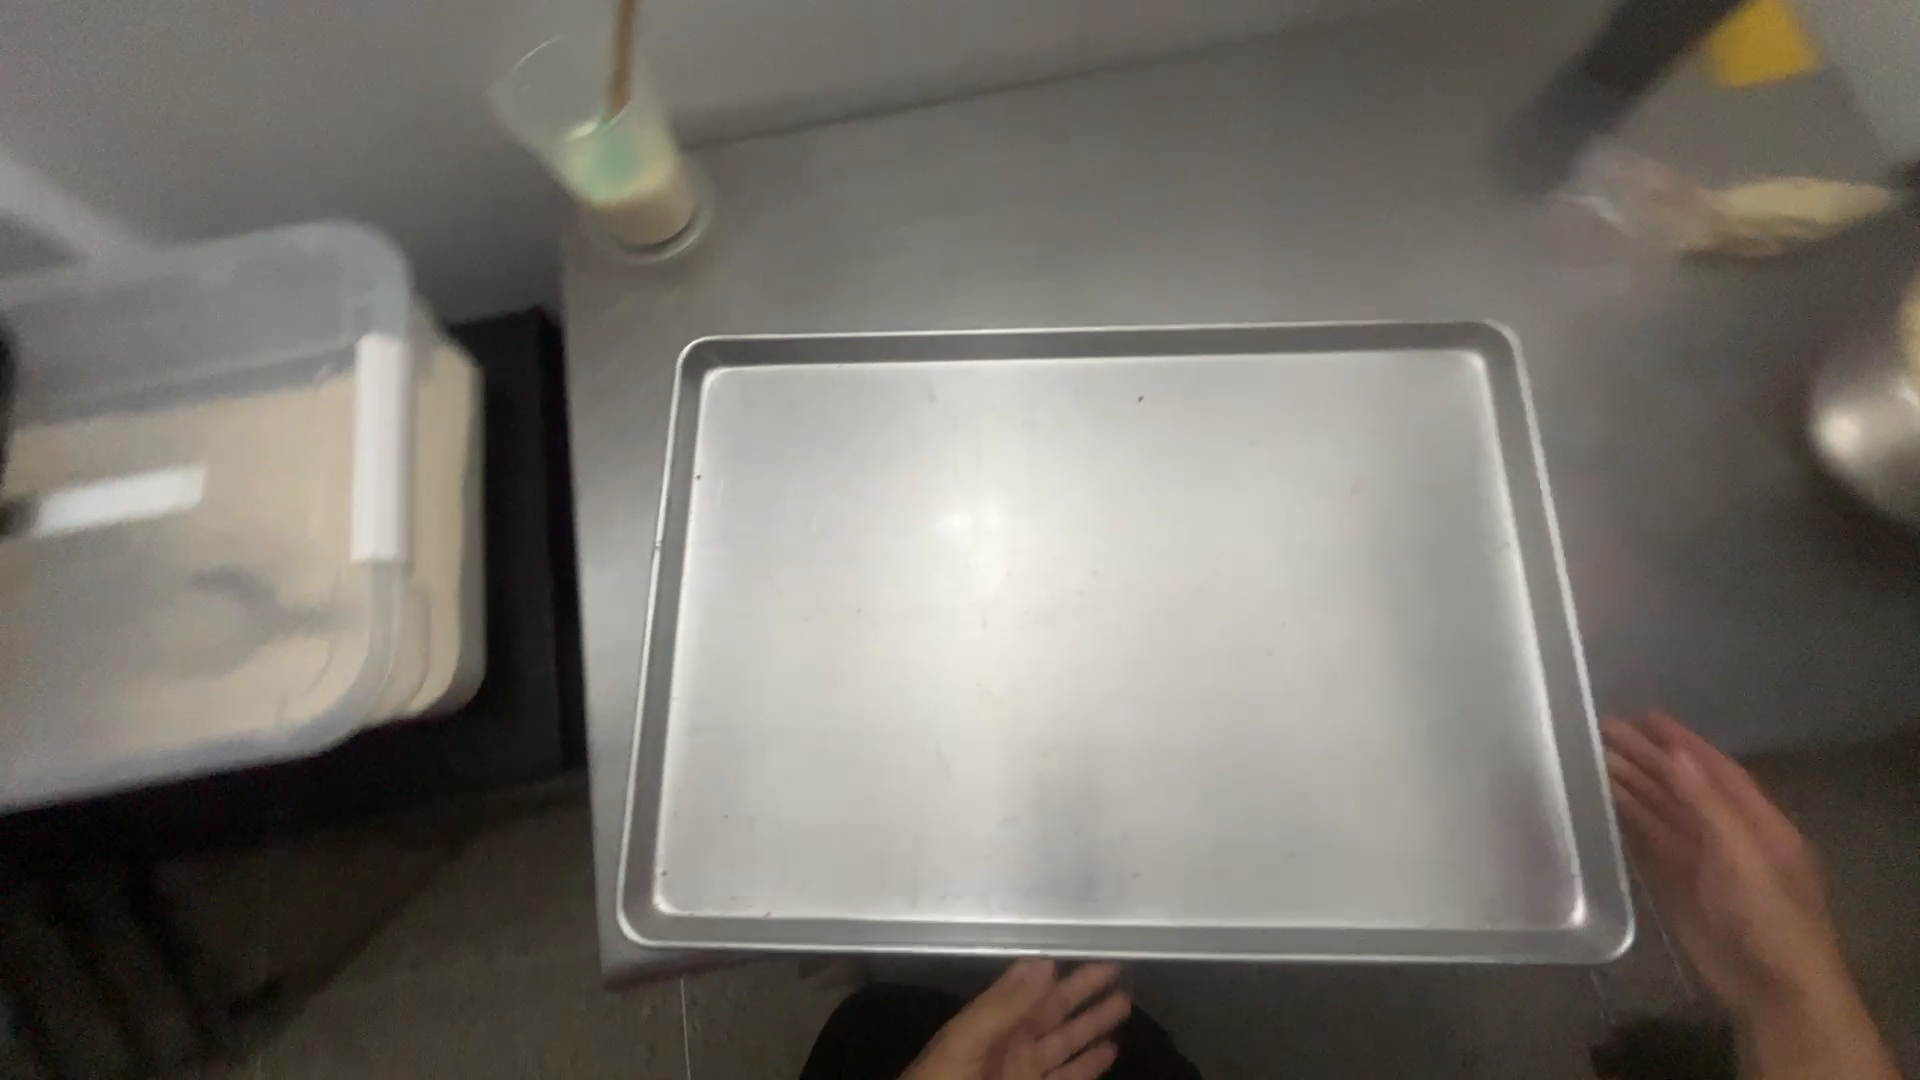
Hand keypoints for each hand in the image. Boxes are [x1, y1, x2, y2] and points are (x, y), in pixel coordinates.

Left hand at [901, 959, 1130, 1079]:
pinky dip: (1088, 1066)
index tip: (1094, 954)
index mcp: (996, 1020)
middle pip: (1058, 1013)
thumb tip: (1045, 962)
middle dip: (1086, 994)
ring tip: (1123, 1005)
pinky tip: (1109, 1051)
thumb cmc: (942, 1078)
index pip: (1037, 989)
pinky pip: (1067, 1079)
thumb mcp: (967, 1037)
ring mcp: (1026, 1072)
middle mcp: (1014, 1042)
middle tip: (1119, 972)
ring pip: (1068, 1044)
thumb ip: (1005, 1003)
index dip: (1065, 974)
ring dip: (1094, 1026)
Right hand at [1601, 711, 1845, 1018]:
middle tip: (1599, 729)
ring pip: (1658, 808)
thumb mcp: (1742, 854)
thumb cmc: (1765, 916)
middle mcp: (1727, 834)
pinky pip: (1643, 835)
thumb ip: (1707, 803)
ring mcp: (1699, 857)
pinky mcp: (1673, 878)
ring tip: (1588, 755)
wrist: (1770, 987)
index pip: (1715, 771)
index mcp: (1758, 825)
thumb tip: (1674, 753)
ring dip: (1628, 781)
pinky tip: (1597, 798)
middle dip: (1644, 756)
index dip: (1681, 742)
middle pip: (1681, 785)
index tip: (1642, 714)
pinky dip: (1622, 813)